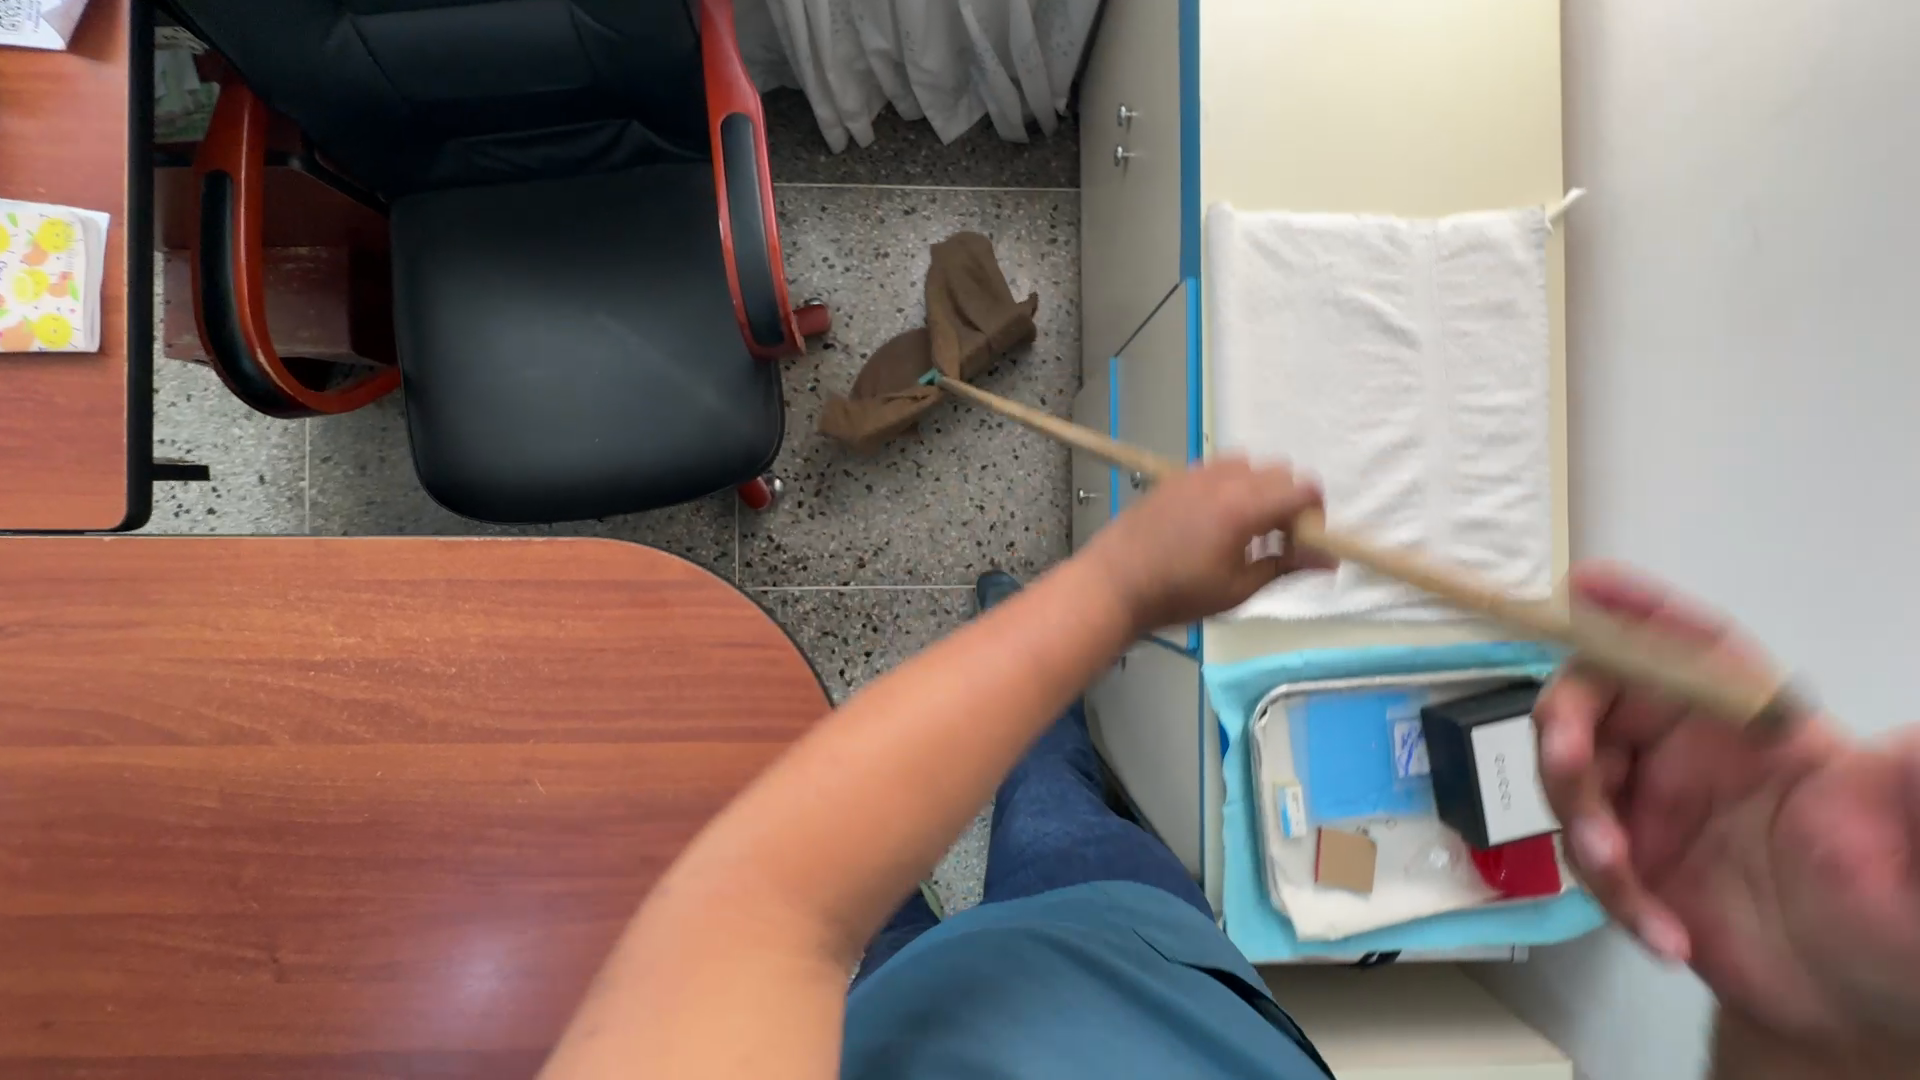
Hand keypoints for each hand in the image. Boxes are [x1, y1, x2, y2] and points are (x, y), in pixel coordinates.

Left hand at [1081, 456, 1332, 632]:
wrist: (1114, 583)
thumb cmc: (1177, 594)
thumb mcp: (1238, 589)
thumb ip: (1286, 567)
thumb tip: (1328, 560)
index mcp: (1244, 506)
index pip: (1303, 489)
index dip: (1315, 516)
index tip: (1304, 544)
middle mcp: (1223, 479)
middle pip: (1279, 473)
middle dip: (1289, 503)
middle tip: (1277, 541)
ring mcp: (1195, 474)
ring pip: (1247, 466)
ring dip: (1259, 491)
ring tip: (1246, 531)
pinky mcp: (1174, 477)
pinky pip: (1217, 469)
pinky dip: (1231, 487)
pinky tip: (1215, 523)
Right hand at [1536, 564, 1919, 1051]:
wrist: (1852, 1012)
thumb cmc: (1897, 923)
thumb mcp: (1909, 853)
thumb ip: (1902, 788)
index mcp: (1753, 726)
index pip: (1692, 650)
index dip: (1637, 612)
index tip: (1586, 583)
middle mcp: (1685, 749)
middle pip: (1594, 704)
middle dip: (1567, 727)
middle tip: (1569, 765)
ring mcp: (1645, 801)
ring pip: (1570, 779)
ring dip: (1583, 819)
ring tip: (1624, 873)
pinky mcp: (1622, 853)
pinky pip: (1585, 856)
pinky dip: (1614, 893)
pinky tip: (1665, 935)